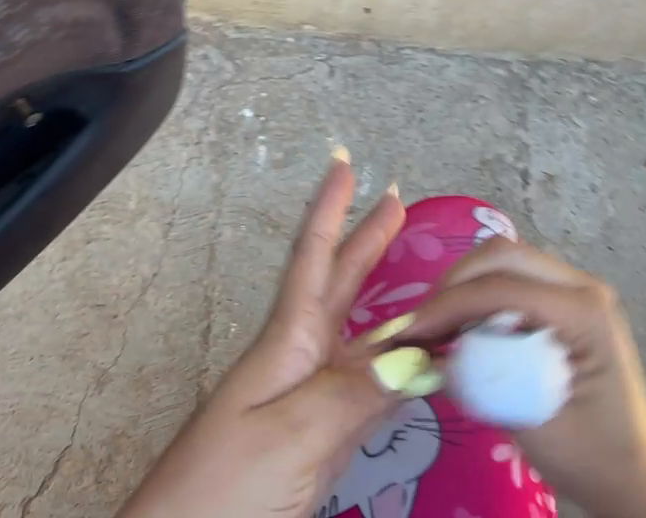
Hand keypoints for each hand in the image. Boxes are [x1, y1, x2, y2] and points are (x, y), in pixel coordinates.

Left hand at [118, 157, 411, 517]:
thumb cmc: (223, 487)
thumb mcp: (290, 433)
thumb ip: (353, 393)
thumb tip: (422, 354)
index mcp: (287, 343)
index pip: (313, 258)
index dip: (329, 208)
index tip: (343, 161)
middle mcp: (298, 359)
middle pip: (336, 284)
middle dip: (364, 239)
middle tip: (395, 198)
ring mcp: (305, 399)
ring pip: (357, 334)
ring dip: (387, 299)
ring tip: (420, 276)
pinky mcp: (315, 438)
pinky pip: (366, 386)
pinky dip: (395, 366)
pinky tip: (414, 365)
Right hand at [403, 238, 645, 517]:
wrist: (632, 479)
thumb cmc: (590, 457)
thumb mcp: (532, 424)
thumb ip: (481, 380)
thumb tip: (428, 353)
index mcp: (585, 313)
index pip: (500, 288)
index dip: (449, 305)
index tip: (410, 332)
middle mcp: (583, 286)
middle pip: (500, 256)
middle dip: (452, 284)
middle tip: (421, 323)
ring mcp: (576, 289)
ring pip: (502, 260)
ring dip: (463, 285)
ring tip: (436, 324)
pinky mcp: (564, 301)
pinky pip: (511, 277)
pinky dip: (478, 293)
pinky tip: (461, 325)